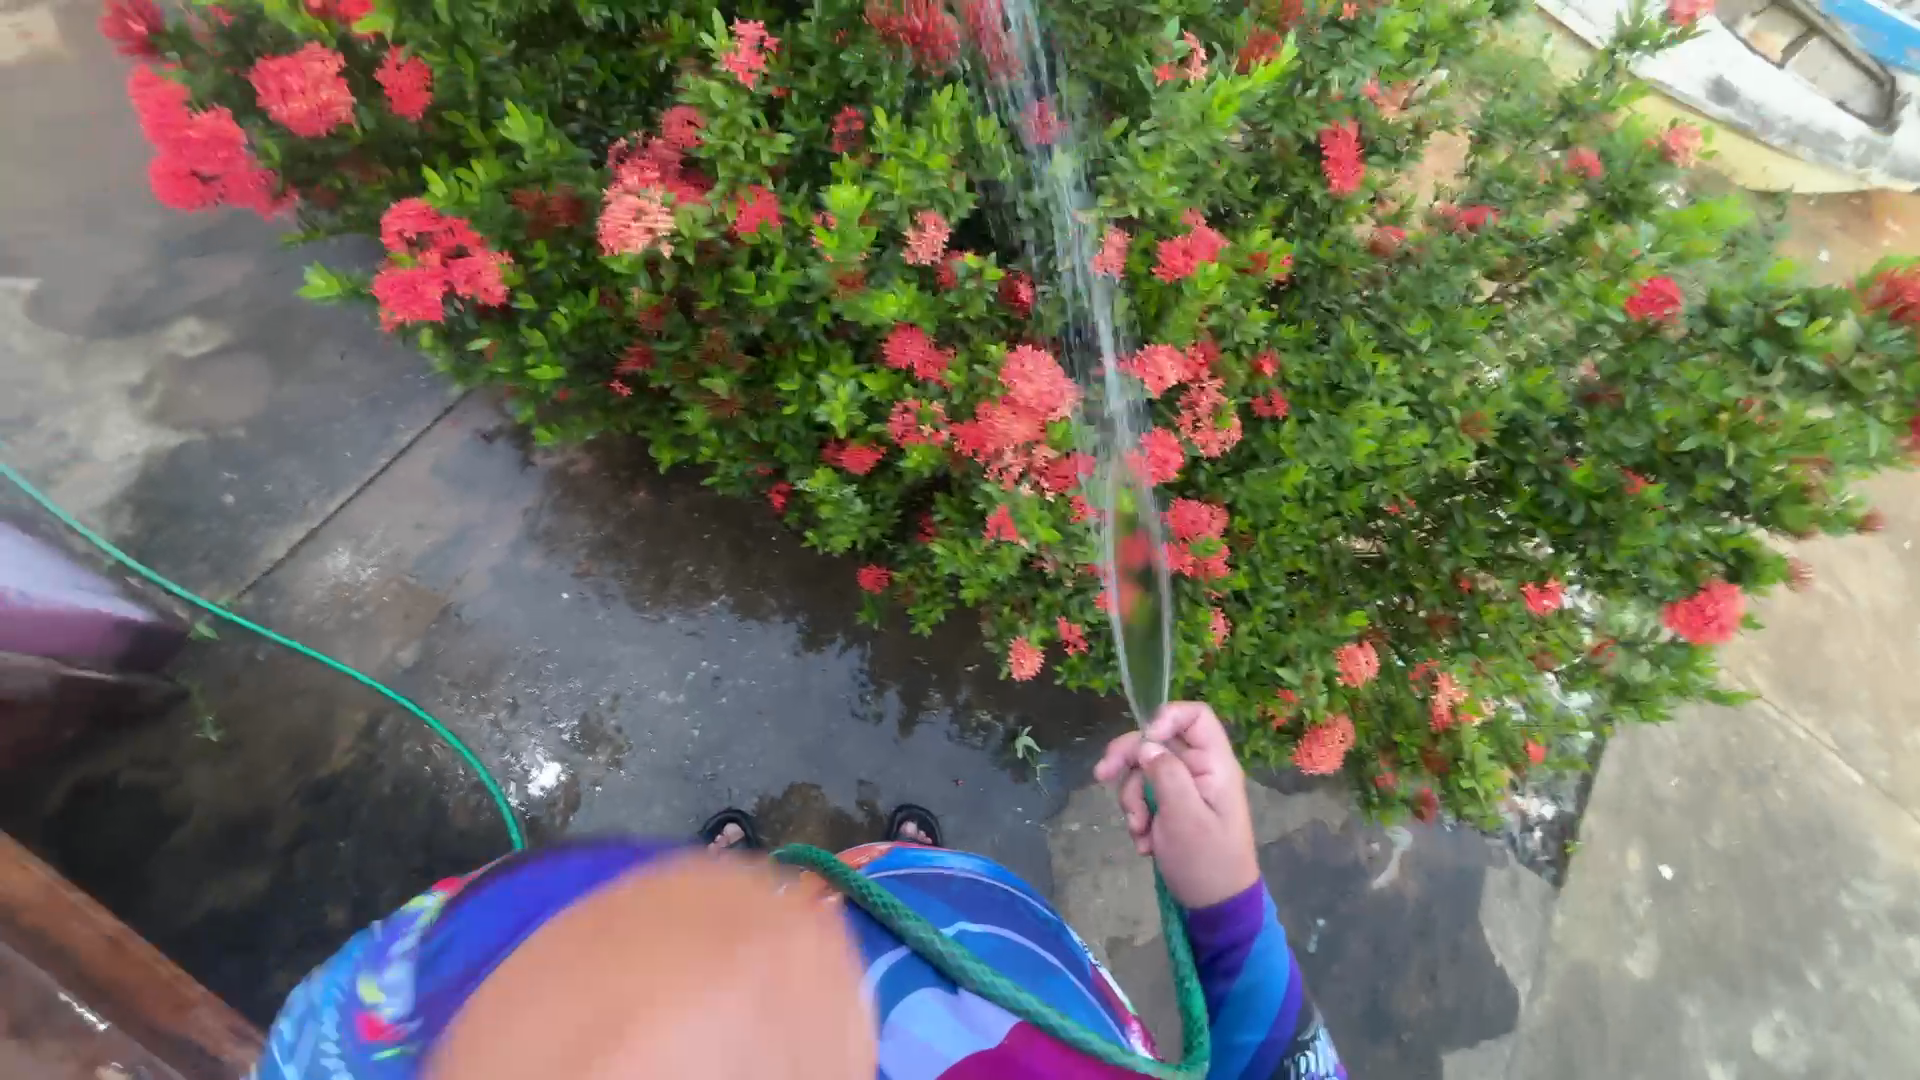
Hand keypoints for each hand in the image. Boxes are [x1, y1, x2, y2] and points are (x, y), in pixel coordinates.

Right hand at [1092, 702, 1260, 909]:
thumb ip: (1166, 774)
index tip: (1144, 741)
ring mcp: (1185, 788)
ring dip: (1131, 797)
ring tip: (1138, 829)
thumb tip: (1147, 746)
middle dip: (1129, 759)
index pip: (1195, 716)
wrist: (1214, 909)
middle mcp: (1200, 769)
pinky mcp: (1171, 806)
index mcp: (1214, 764)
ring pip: (1144, 769)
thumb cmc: (1206, 862)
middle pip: (1157, 741)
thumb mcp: (1185, 816)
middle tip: (1102, 776)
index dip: (1166, 717)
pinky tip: (1142, 841)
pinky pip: (1143, 794)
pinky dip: (1137, 814)